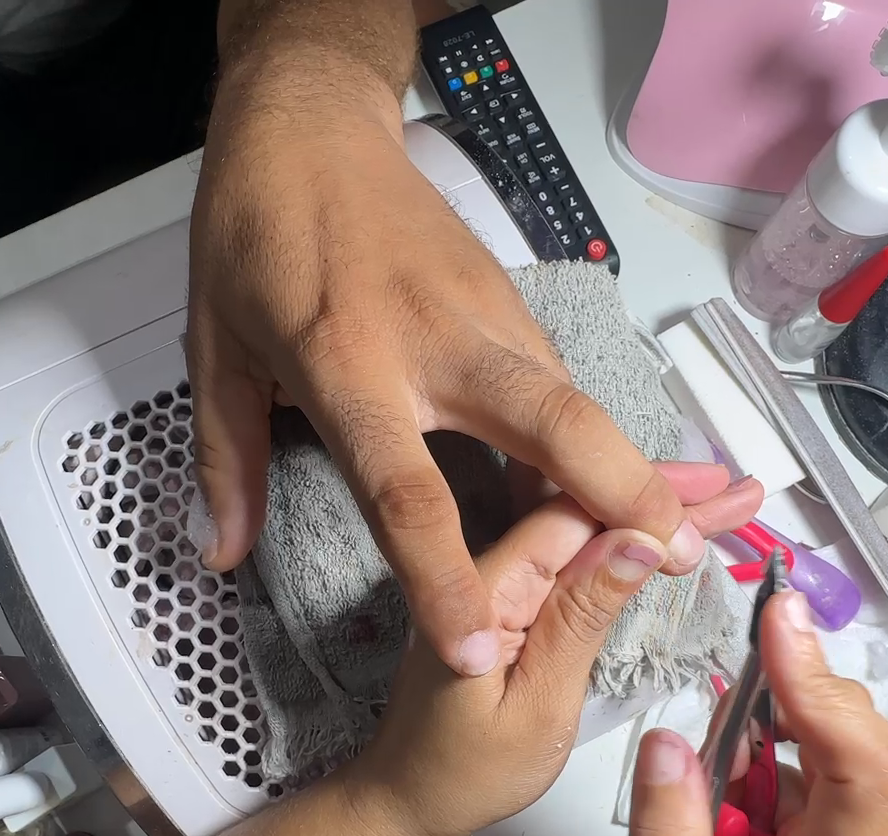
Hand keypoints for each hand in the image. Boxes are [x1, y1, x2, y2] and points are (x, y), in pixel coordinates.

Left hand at [188, 60, 696, 680]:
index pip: (406, 495)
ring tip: (666, 533)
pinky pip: (559, 381)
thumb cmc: (254, 238)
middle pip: (550, 426)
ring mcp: (485, 314)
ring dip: (625, 466)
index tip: (480, 656)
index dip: (444, 581)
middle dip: (618, 495)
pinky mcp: (508, 298)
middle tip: (674, 559)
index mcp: (347, 367)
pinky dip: (588, 437)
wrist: (308, 127)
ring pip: (573, 399)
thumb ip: (224, 460)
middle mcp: (434, 345)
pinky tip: (598, 477)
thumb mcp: (214, 351)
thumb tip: (221, 553)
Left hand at [345, 462, 761, 835]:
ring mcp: (496, 580)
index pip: (572, 519)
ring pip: (580, 530)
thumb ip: (582, 618)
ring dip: (647, 513)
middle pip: (580, 512)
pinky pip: (569, 558)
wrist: (409, 795)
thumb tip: (639, 539)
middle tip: (736, 487)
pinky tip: (657, 532)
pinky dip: (618, 543)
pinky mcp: (507, 598)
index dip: (644, 503)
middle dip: (661, 497)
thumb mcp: (537, 705)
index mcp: (489, 586)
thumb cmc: (469, 771)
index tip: (715, 498)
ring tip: (717, 498)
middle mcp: (488, 567)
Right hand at [624, 593, 887, 835]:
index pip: (872, 777)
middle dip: (782, 704)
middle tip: (707, 749)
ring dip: (763, 744)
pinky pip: (822, 767)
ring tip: (715, 816)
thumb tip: (668, 741)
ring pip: (837, 745)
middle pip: (863, 741)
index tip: (777, 624)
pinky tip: (737, 817)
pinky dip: (769, 765)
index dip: (827, 691)